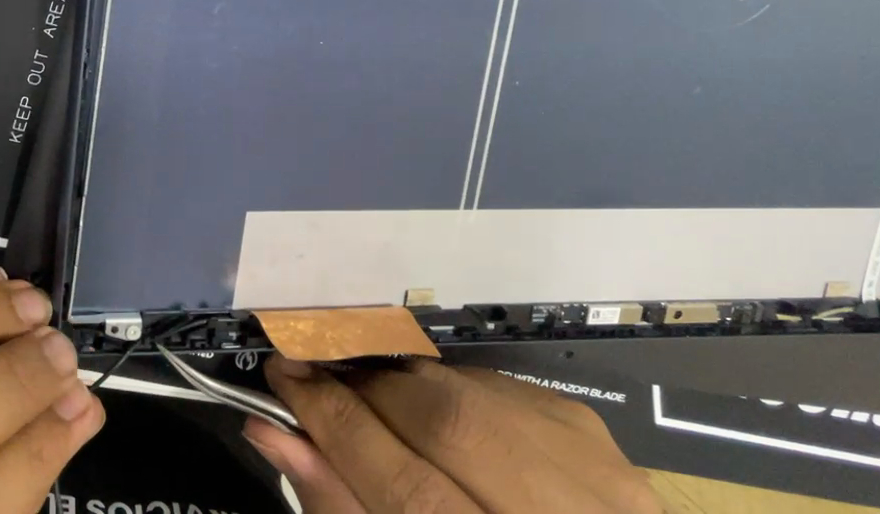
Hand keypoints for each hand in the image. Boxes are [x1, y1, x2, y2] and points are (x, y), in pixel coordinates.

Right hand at [243, 358, 659, 512]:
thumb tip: (271, 430)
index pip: (416, 495)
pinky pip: (497, 388)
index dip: (337, 426)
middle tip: (311, 379)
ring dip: (397, 385)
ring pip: (473, 396)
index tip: (281, 378)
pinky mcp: (602, 442)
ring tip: (358, 395)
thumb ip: (339, 507)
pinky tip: (425, 413)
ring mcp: (609, 485)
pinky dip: (444, 389)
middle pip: (449, 428)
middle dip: (364, 393)